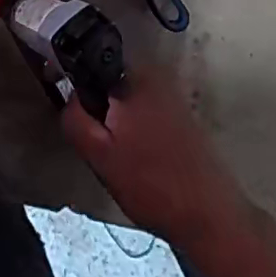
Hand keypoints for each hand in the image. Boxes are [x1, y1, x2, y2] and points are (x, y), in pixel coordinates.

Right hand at [61, 65, 254, 247]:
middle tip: (98, 146)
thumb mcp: (98, 155)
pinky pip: (147, 112)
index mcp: (133, 78)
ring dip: (118, 122)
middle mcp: (156, 76)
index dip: (77, 87)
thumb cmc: (148, 182)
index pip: (91, 64)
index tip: (74, 117)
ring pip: (128, 101)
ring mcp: (172, 95)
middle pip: (110, 83)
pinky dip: (137, 129)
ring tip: (120, 157)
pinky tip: (140, 160)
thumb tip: (69, 96)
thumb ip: (76, 118)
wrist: (206, 211)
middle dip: (99, 109)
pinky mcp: (183, 115)